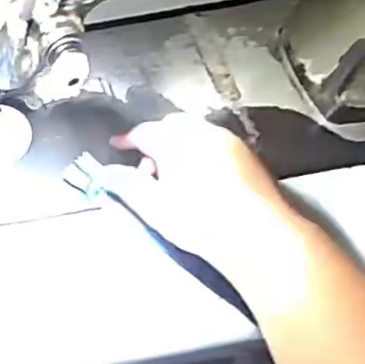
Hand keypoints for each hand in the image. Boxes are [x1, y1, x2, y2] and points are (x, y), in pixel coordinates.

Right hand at [94, 115, 318, 288]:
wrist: (258, 237)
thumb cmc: (200, 222)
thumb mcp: (152, 207)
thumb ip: (125, 185)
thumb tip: (107, 173)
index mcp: (178, 139)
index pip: (144, 130)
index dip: (127, 139)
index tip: (116, 147)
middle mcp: (205, 132)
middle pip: (172, 126)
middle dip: (154, 142)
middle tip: (144, 169)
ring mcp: (230, 143)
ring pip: (195, 135)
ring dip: (177, 149)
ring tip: (171, 181)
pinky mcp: (247, 158)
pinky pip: (214, 146)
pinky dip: (198, 155)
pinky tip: (197, 184)